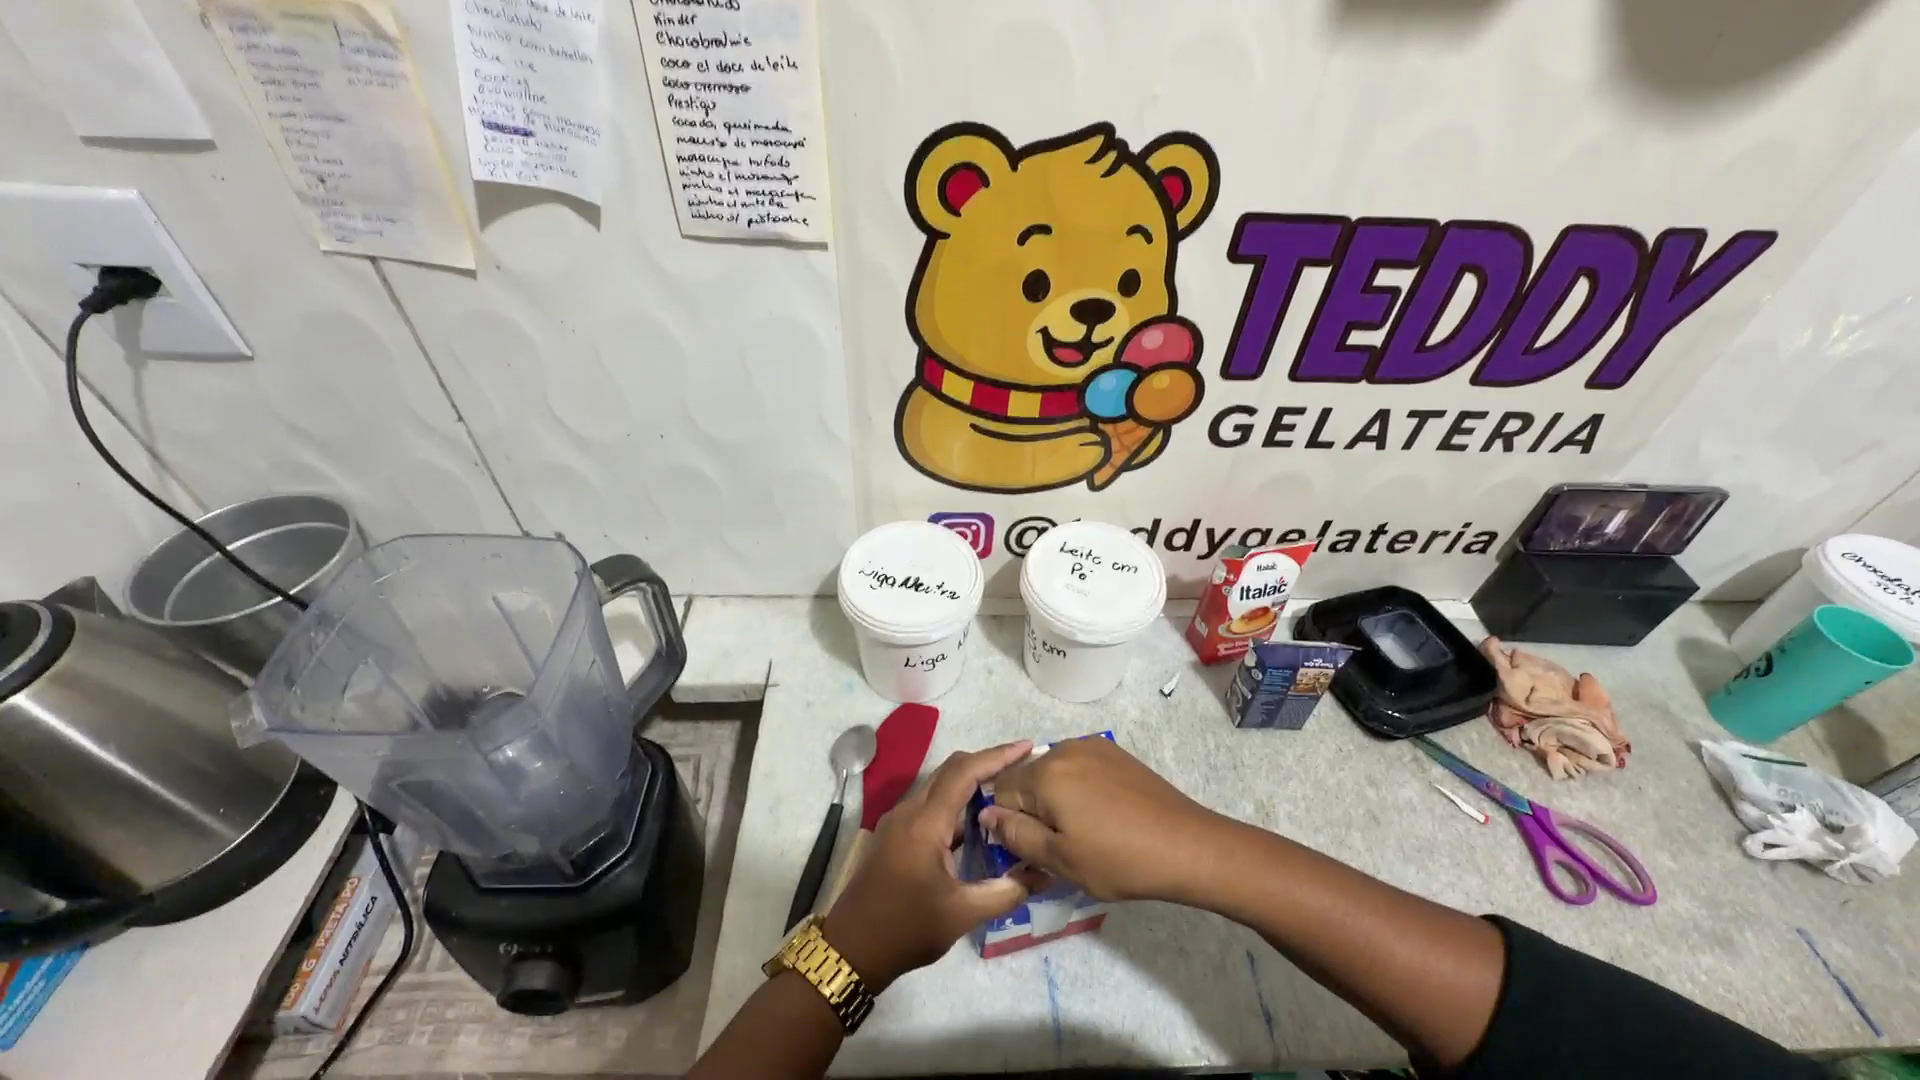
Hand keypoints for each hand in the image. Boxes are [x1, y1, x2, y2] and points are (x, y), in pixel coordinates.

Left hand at [824, 741, 1042, 989]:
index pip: (964, 773)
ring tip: (1006, 793)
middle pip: (950, 770)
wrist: (852, 949)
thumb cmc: (907, 929)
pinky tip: (977, 822)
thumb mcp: (964, 913)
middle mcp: (909, 811)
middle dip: (987, 763)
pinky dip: (955, 803)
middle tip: (1022, 768)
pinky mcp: (894, 834)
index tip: (1027, 748)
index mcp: (925, 823)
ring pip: (939, 787)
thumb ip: (1008, 890)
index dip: (997, 756)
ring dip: (970, 784)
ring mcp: (898, 821)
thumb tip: (1046, 873)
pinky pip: (929, 804)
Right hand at [978, 736, 1227, 904]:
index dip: (1006, 821)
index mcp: (1045, 773)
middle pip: (1026, 777)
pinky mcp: (1116, 754)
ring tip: (1083, 833)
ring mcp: (1094, 748)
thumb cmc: (1119, 860)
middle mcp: (1064, 749)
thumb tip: (987, 814)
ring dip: (1055, 799)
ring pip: (1053, 773)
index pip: (1000, 790)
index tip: (1028, 847)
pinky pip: (1079, 768)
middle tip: (1057, 846)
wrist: (1188, 846)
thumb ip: (1016, 834)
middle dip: (1031, 808)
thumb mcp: (1059, 859)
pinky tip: (1102, 817)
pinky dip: (1079, 790)